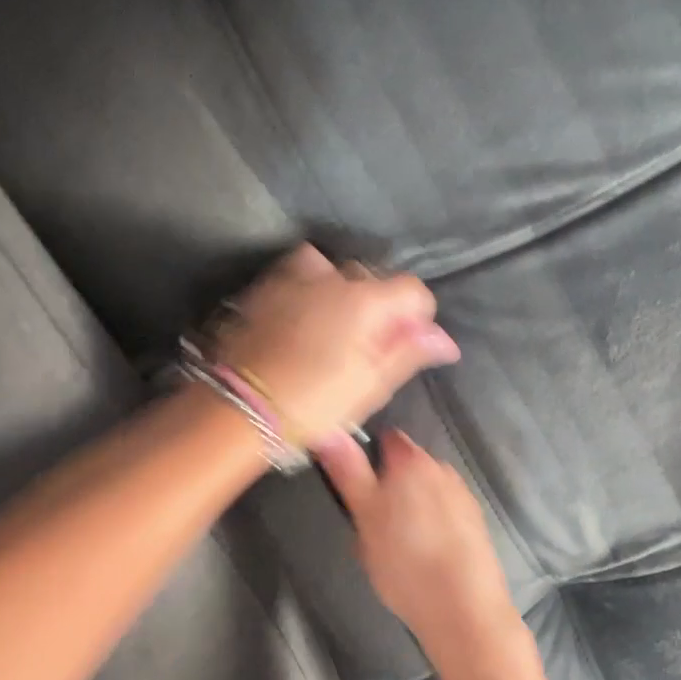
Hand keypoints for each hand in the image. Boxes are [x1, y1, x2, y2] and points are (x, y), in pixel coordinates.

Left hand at [213, 245, 459, 448]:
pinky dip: (311, 291)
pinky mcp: (265, 288)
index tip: (407, 346)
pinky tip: (305, 322)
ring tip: (336, 331)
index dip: (418, 319)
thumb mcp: (370, 385)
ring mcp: (295, 278)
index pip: (414, 291)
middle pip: (375, 280)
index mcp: (367, 301)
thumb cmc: (311, 403)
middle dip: (381, 309)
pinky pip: (300, 276)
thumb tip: (443, 339)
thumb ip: (408, 352)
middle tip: (370, 351)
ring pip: (336, 273)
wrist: (237, 406)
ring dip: (344, 294)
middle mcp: (334, 278)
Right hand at [318, 429, 524, 657]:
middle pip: (407, 467)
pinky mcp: (476, 524)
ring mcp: (463, 496)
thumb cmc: (405, 562)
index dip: (367, 456)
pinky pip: (445, 513)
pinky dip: (432, 526)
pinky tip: (424, 556)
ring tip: (397, 547)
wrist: (464, 610)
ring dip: (412, 507)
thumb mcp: (365, 518)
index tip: (354, 484)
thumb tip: (329, 432)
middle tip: (370, 524)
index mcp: (412, 461)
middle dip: (389, 487)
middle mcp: (442, 469)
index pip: (386, 440)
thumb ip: (348, 472)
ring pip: (426, 492)